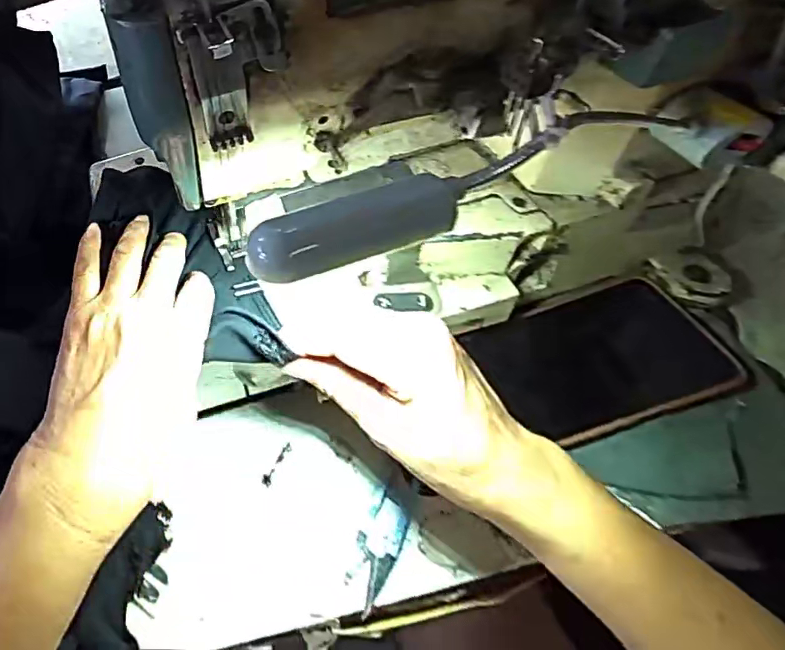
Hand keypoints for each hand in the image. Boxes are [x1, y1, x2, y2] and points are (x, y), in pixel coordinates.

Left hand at [17, 218, 214, 545]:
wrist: (87, 461)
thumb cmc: (138, 450)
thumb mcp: (185, 407)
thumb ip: (185, 365)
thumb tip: (181, 346)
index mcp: (183, 339)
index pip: (197, 292)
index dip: (197, 285)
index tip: (195, 284)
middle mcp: (150, 316)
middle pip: (166, 263)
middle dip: (172, 248)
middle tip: (173, 241)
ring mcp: (112, 310)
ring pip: (128, 255)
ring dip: (136, 234)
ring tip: (141, 223)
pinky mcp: (81, 314)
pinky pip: (86, 267)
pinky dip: (91, 245)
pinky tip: (94, 231)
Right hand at [280, 301, 568, 525]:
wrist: (506, 464)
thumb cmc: (462, 459)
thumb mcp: (388, 431)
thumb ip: (338, 387)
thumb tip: (299, 364)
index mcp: (415, 352)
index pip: (342, 333)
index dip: (305, 338)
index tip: (279, 344)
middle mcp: (421, 328)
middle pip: (347, 321)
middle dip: (315, 337)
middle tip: (288, 355)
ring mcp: (424, 325)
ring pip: (357, 320)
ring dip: (331, 338)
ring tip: (312, 362)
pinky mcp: (422, 330)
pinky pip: (372, 326)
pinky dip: (350, 340)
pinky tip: (341, 359)